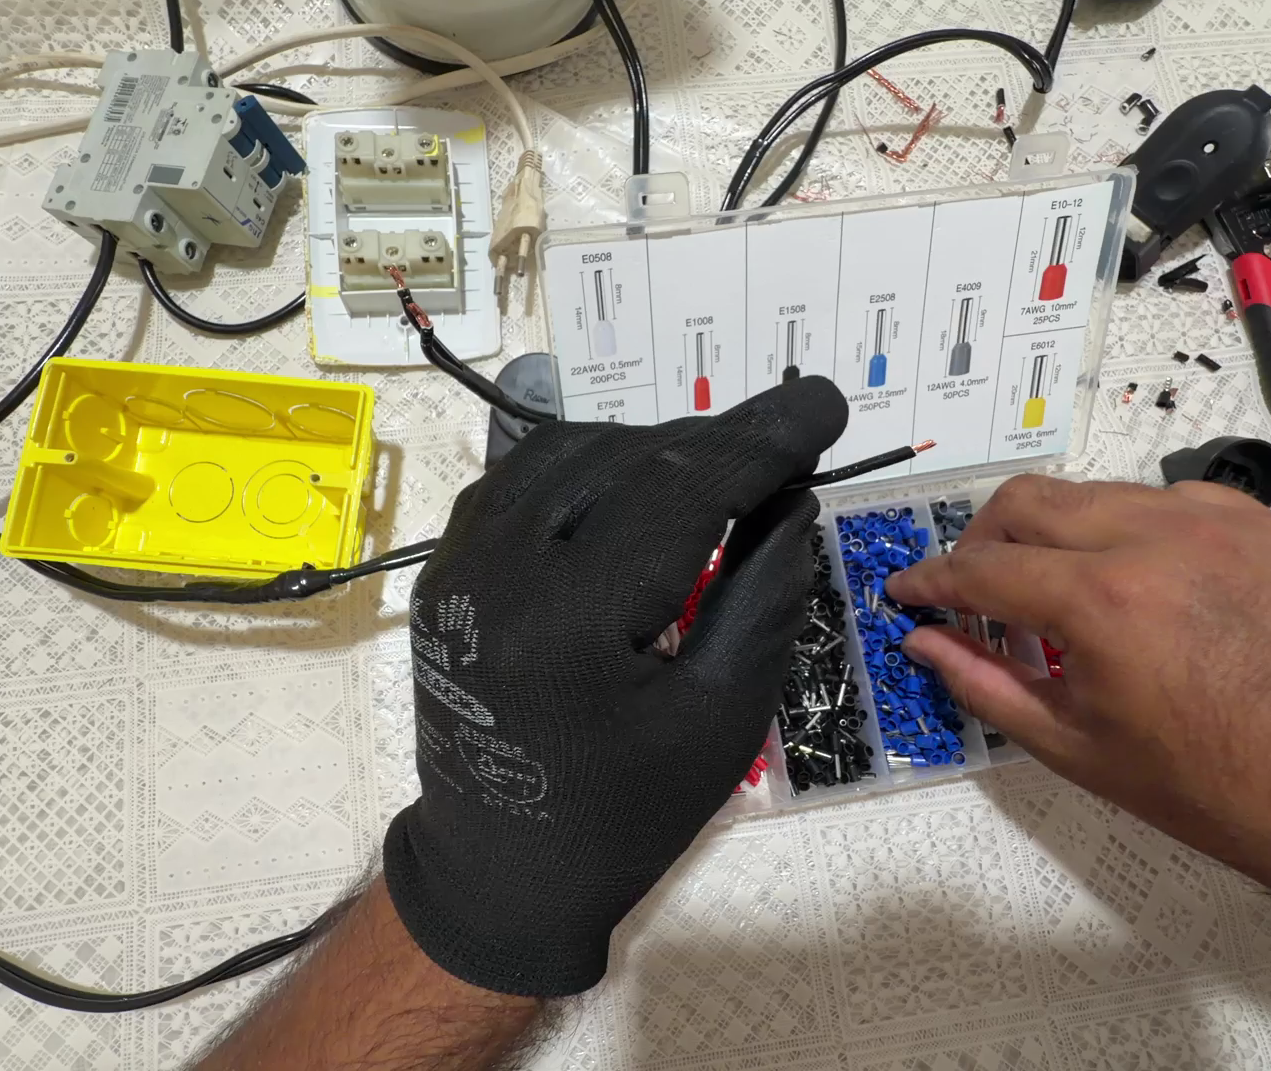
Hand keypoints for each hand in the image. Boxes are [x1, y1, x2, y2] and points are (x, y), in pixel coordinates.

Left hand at [383, 378, 846, 996]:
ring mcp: (458, 564)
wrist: (502, 868)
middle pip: (622, 461)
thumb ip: (762, 597)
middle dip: (715, 445)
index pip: (679, 493)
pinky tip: (631, 486)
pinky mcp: (447, 570)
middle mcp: (496, 572)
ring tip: (715, 472)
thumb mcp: (719, 720)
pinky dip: (588, 465)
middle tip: (782, 446)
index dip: (760, 441)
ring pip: (565, 453)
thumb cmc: (624, 814)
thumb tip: (790, 503)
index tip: (823, 404)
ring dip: (650, 449)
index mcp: (568, 622)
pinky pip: (522, 481)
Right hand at [884, 475, 1270, 904]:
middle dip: (979, 541)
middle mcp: (1156, 538)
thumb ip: (982, 683)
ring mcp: (1221, 522)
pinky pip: (1163, 501)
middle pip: (1023, 501)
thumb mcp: (1076, 748)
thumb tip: (920, 641)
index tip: (903, 590)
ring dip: (1049, 535)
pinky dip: (1122, 530)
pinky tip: (1137, 583)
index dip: (929, 579)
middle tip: (976, 593)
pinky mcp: (1269, 525)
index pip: (979, 567)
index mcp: (1103, 601)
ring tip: (1060, 596)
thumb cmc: (1216, 792)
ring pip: (1089, 492)